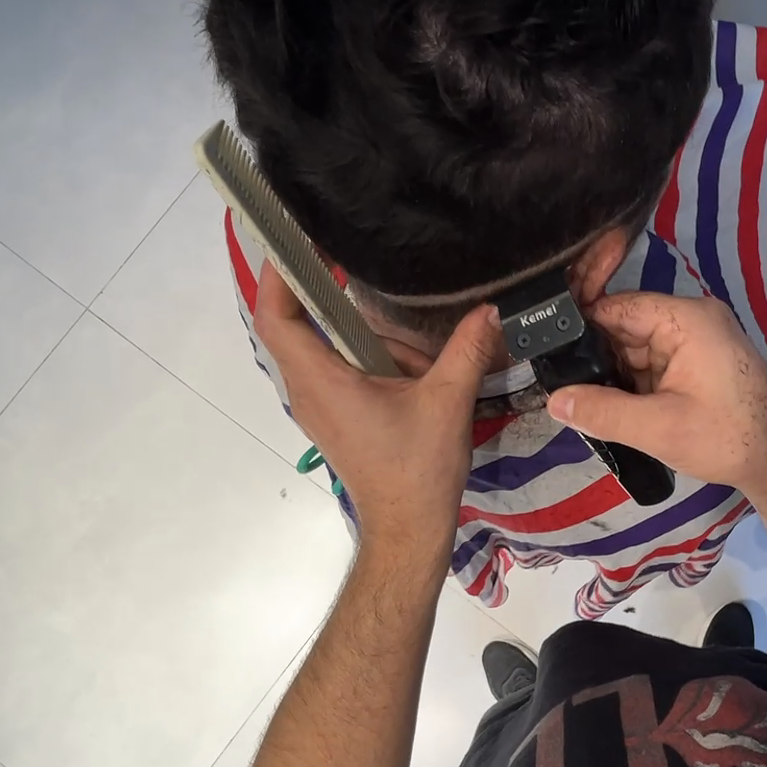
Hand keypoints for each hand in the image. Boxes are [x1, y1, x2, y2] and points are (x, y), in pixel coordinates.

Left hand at [250, 261, 496, 559]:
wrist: (408, 529)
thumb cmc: (417, 469)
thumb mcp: (448, 402)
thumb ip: (467, 350)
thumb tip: (490, 310)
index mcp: (322, 380)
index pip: (276, 314)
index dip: (279, 271)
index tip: (300, 238)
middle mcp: (309, 390)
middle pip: (297, 325)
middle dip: (329, 295)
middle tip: (360, 265)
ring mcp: (319, 407)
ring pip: (326, 349)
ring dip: (366, 338)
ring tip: (416, 352)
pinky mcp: (337, 419)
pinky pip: (340, 371)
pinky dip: (370, 359)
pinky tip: (412, 371)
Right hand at [545, 292, 766, 494]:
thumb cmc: (726, 438)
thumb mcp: (658, 427)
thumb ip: (602, 412)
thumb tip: (554, 401)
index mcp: (686, 319)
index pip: (618, 307)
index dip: (581, 329)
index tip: (549, 356)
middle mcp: (691, 321)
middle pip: (625, 328)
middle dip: (596, 359)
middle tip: (562, 389)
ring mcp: (695, 343)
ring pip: (635, 351)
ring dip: (614, 378)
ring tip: (584, 404)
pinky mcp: (696, 365)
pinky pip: (651, 366)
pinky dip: (633, 387)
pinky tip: (613, 409)